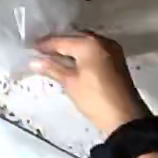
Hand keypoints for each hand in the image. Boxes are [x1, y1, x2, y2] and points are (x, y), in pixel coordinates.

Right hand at [32, 32, 147, 136]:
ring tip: (53, 57)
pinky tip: (71, 61)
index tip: (31, 48)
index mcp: (89, 44)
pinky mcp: (116, 59)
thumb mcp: (70, 83)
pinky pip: (94, 50)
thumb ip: (52, 68)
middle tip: (41, 52)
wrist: (126, 119)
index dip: (45, 45)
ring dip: (70, 48)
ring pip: (85, 43)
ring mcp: (111, 49)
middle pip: (74, 38)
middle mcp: (101, 41)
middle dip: (58, 44)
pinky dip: (82, 53)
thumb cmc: (95, 99)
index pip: (61, 41)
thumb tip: (33, 61)